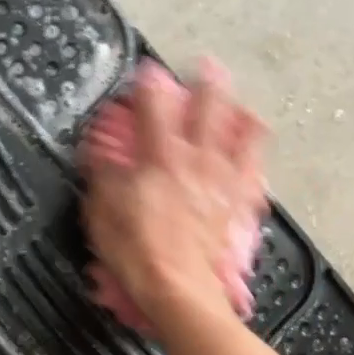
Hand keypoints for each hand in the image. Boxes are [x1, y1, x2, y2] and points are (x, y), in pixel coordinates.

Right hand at [81, 58, 269, 332]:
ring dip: (240, 114)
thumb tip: (98, 155)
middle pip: (208, 107)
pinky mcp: (236, 206)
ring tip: (241, 105)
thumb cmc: (136, 254)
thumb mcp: (102, 214)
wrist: (178, 288)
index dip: (148, 84)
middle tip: (206, 66)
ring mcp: (221, 181)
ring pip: (241, 134)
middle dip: (206, 82)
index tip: (146, 72)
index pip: (153, 106)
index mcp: (159, 158)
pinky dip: (255, 161)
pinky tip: (256, 157)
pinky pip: (254, 174)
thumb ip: (103, 178)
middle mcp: (196, 160)